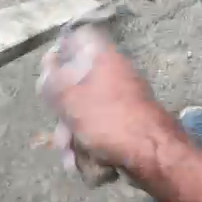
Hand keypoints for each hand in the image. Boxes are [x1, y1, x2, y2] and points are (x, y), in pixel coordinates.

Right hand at [37, 25, 178, 179]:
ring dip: (73, 137)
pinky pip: (100, 131)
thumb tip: (48, 63)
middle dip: (64, 114)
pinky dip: (90, 147)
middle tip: (61, 133)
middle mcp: (113, 73)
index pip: (77, 38)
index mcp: (102, 57)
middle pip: (77, 84)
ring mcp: (121, 100)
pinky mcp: (127, 124)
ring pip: (86, 113)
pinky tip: (84, 163)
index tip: (49, 77)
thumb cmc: (107, 119)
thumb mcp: (69, 98)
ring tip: (72, 156)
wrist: (153, 153)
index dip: (60, 53)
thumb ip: (51, 79)